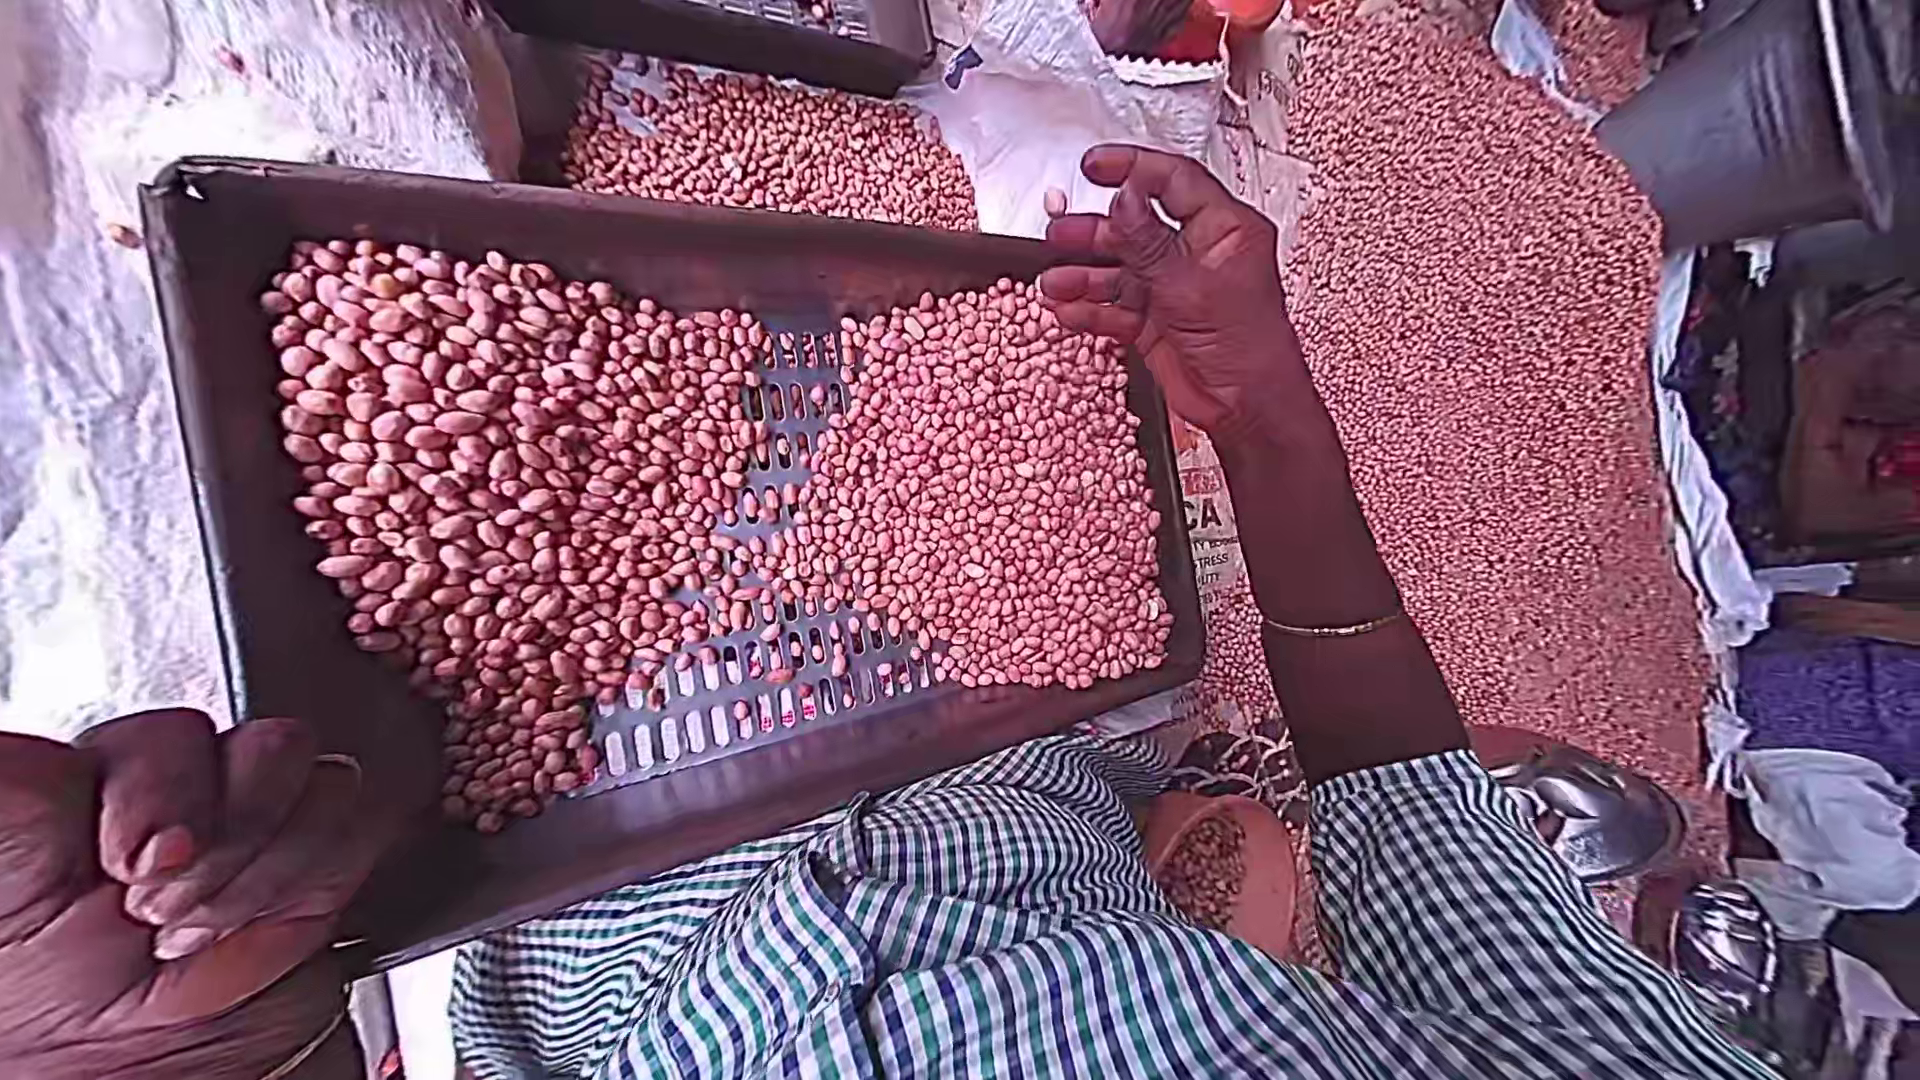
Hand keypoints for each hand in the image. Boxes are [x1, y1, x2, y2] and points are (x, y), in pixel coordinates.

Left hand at [0, 710, 374, 1077]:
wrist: (166, 1059)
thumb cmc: (46, 1008)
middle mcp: (198, 784)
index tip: (132, 861)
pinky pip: (355, 808)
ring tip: (207, 917)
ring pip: (309, 766)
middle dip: (222, 826)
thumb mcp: (5, 914)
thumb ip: (13, 816)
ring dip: (263, 854)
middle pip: (250, 737)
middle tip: (165, 900)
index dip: (155, 787)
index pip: (159, 732)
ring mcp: (276, 800)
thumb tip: (2, 750)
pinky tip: (265, 910)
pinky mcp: (340, 824)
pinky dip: (310, 869)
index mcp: (105, 787)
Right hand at [1039, 144, 1306, 436]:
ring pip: (1120, 275)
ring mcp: (1172, 292)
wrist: (1244, 406)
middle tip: (1058, 232)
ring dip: (1084, 278)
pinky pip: (1116, 311)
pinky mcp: (1155, 325)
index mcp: (1223, 231)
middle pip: (1135, 231)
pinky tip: (1066, 311)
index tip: (1093, 166)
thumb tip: (1124, 197)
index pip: (1173, 183)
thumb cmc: (1244, 345)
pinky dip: (1091, 312)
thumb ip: (1150, 244)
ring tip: (1052, 282)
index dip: (1131, 169)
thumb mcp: (1190, 286)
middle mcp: (1195, 256)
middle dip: (1093, 233)